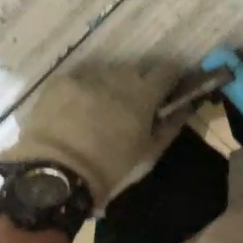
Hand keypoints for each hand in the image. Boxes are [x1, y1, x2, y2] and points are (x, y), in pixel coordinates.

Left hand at [0, 62, 182, 205]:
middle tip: (127, 108)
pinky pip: (78, 80)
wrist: (57, 172)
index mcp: (144, 93)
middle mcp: (118, 76)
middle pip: (133, 72)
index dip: (169, 78)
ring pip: (104, 75)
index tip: (166, 89)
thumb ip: (170, 126)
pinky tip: (71, 112)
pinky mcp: (61, 80)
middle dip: (134, 86)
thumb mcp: (148, 153)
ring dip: (106, 87)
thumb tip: (185, 107)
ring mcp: (87, 76)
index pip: (167, 70)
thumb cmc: (110, 168)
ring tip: (96, 110)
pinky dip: (79, 91)